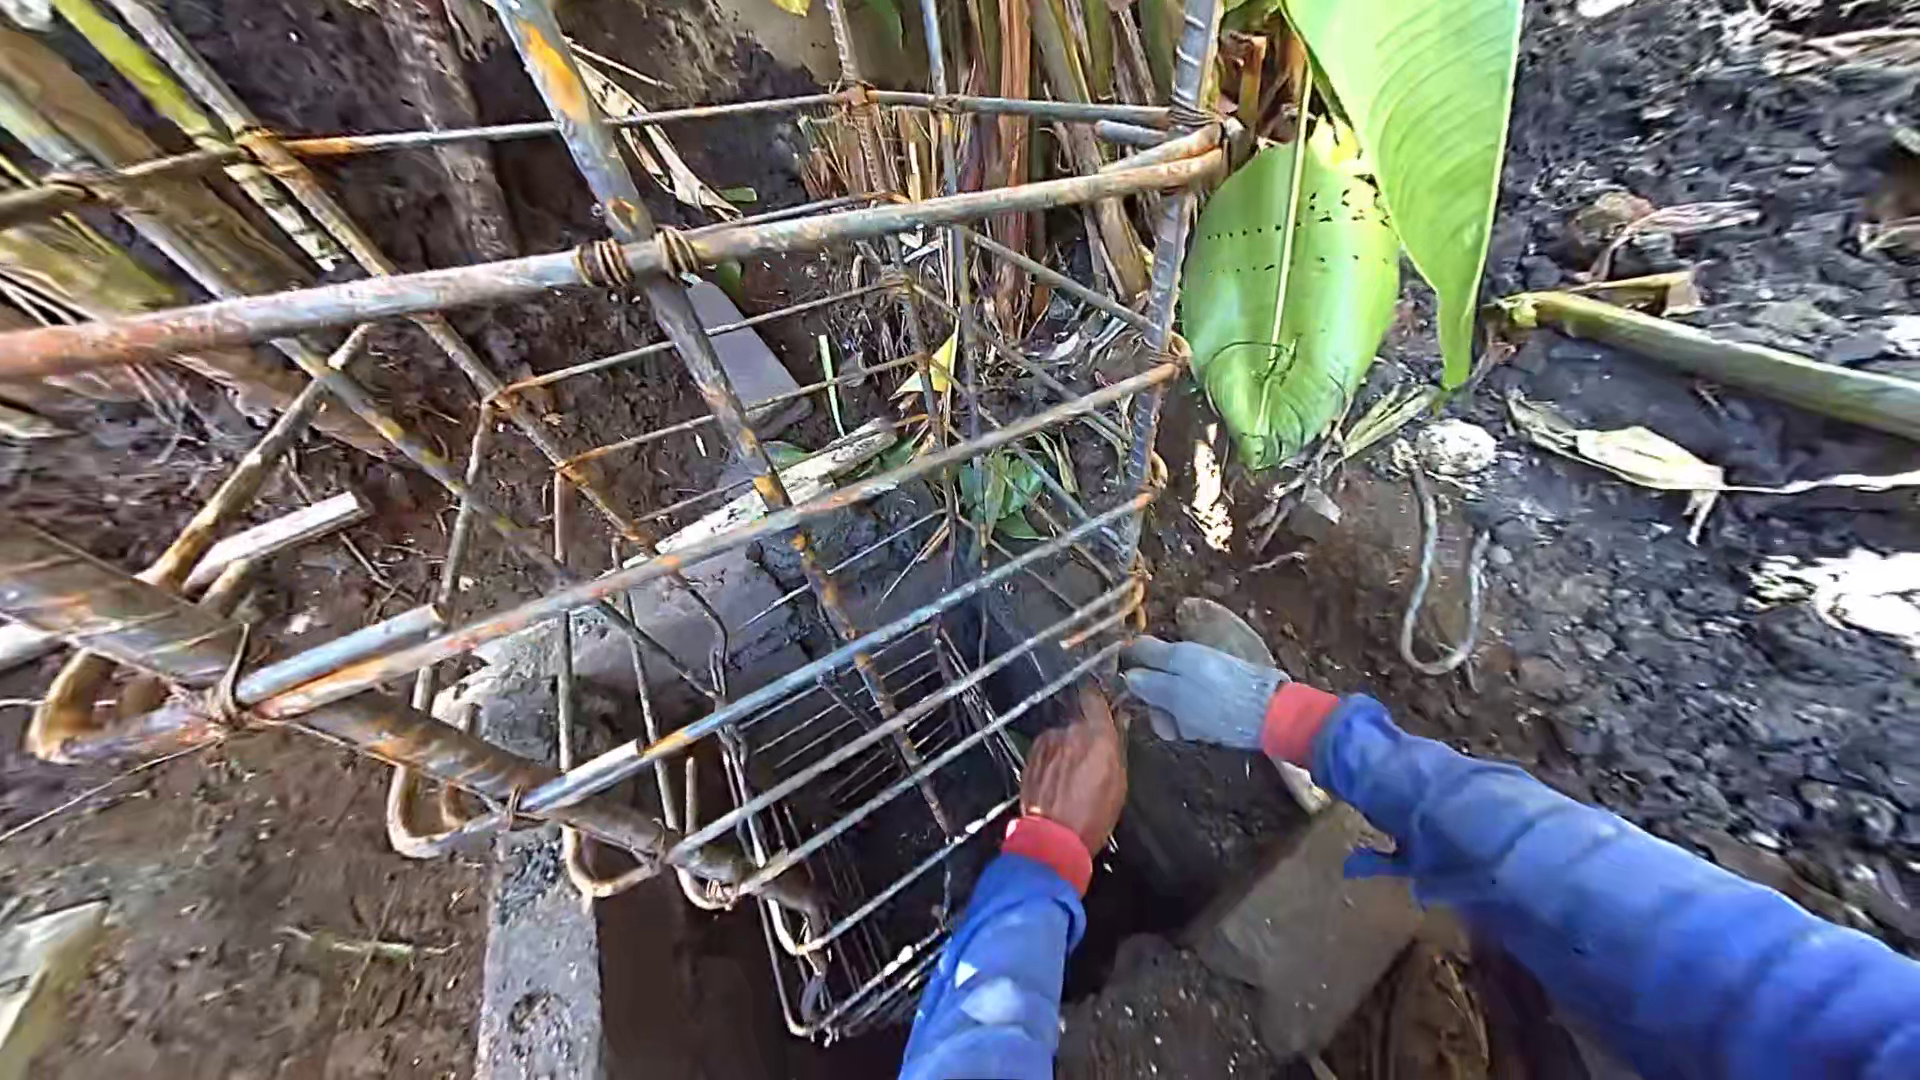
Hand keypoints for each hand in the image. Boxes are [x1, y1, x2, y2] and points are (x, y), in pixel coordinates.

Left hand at [1019, 682, 1125, 853]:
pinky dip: (1053, 757)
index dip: (1097, 698)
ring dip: (1067, 746)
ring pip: (1062, 734)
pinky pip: (1047, 747)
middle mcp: (1070, 731)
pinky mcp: (1032, 752)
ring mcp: (1048, 741)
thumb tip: (1117, 726)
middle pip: (1079, 719)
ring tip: (1074, 776)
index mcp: (1097, 735)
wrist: (1051, 837)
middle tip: (1092, 756)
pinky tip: (1059, 779)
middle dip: (1085, 732)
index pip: (1094, 697)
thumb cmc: (1089, 818)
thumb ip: (1116, 746)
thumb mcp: (1118, 783)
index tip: (1100, 701)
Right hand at [1119, 635, 1284, 747]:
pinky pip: (1194, 700)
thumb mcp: (1177, 697)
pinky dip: (1192, 716)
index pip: (1139, 648)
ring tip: (1185, 732)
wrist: (1275, 715)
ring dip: (1173, 713)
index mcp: (1175, 653)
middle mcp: (1189, 657)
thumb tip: (1129, 676)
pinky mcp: (1221, 688)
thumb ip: (1149, 685)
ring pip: (1174, 690)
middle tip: (1163, 725)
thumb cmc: (1219, 706)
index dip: (1126, 665)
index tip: (1123, 690)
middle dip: (1154, 700)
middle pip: (1155, 674)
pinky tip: (1201, 731)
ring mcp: (1206, 672)